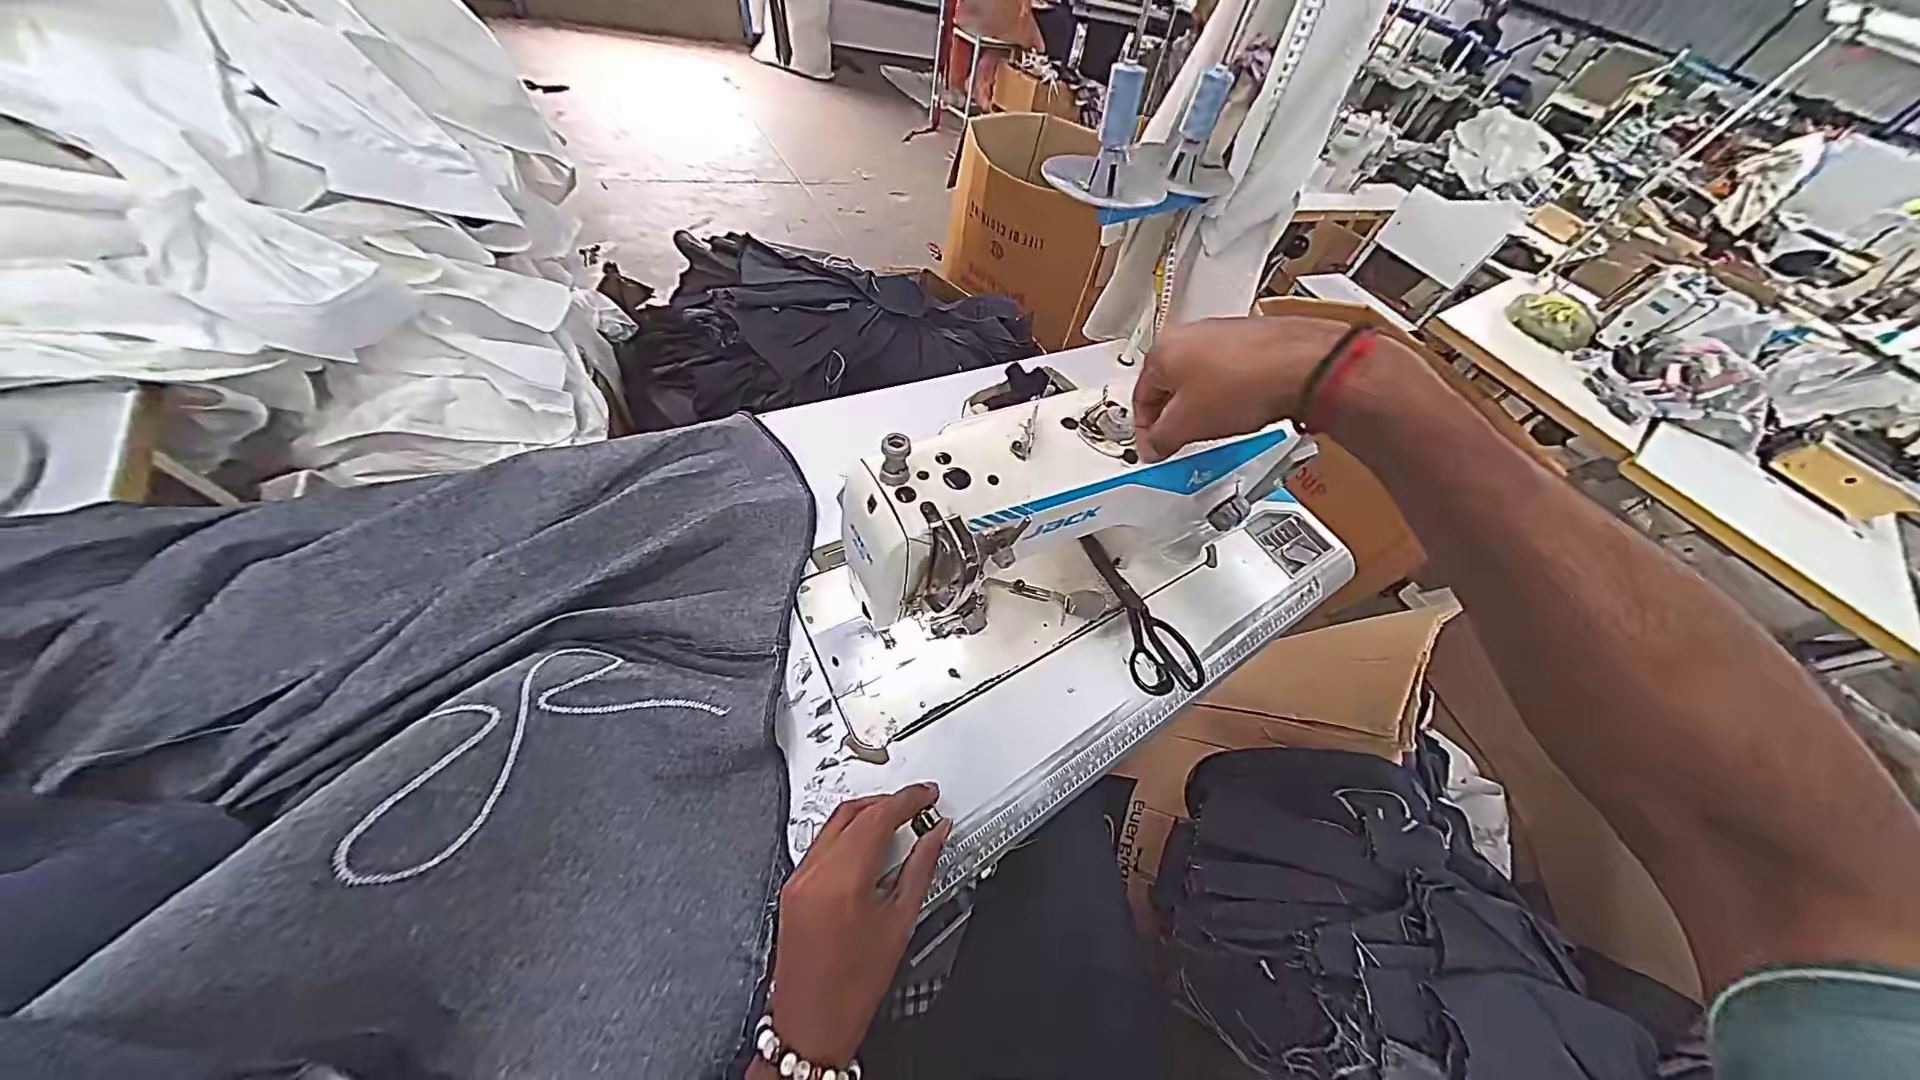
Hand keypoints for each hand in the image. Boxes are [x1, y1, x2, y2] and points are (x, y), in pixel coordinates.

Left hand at [765, 784, 950, 1067]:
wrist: (811, 1025)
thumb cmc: (852, 988)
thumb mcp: (900, 923)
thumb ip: (921, 868)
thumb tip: (936, 835)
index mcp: (843, 880)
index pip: (878, 816)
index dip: (908, 799)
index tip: (926, 795)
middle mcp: (814, 873)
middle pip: (855, 811)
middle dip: (889, 801)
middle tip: (917, 804)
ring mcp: (799, 878)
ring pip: (836, 821)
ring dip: (868, 811)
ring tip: (897, 819)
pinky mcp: (792, 886)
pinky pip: (822, 840)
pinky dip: (849, 830)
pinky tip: (868, 842)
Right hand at [1131, 315, 1357, 461]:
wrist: (1304, 366)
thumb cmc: (1247, 382)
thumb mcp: (1185, 426)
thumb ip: (1159, 440)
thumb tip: (1153, 446)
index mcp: (1163, 350)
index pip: (1139, 399)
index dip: (1145, 431)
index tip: (1154, 448)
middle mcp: (1190, 335)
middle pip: (1169, 387)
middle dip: (1173, 417)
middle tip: (1181, 440)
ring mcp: (1222, 334)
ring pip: (1199, 380)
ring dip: (1201, 407)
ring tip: (1215, 426)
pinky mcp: (1251, 341)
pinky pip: (1228, 375)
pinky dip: (1228, 395)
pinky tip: (1240, 410)